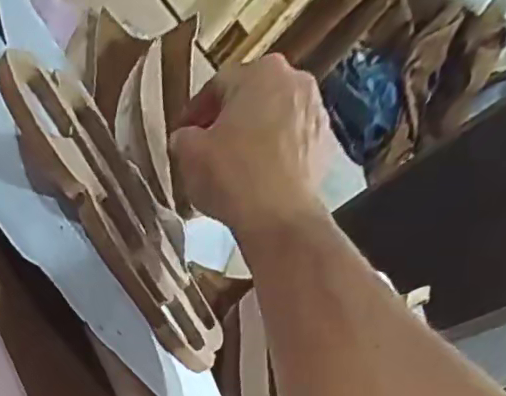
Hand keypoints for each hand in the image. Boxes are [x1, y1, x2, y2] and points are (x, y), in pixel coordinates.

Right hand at [170, 55, 330, 238]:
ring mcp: (315, 109)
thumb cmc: (229, 175)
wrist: (277, 214)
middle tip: (205, 148)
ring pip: (272, 117)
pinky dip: (272, 152)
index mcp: (260, 73)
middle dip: (226, 120)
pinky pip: (289, 140)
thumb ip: (182, 137)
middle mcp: (294, 80)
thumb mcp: (189, 154)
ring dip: (251, 135)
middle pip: (250, 97)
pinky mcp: (324, 141)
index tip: (181, 133)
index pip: (217, 84)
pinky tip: (255, 177)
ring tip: (231, 165)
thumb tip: (185, 136)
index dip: (194, 110)